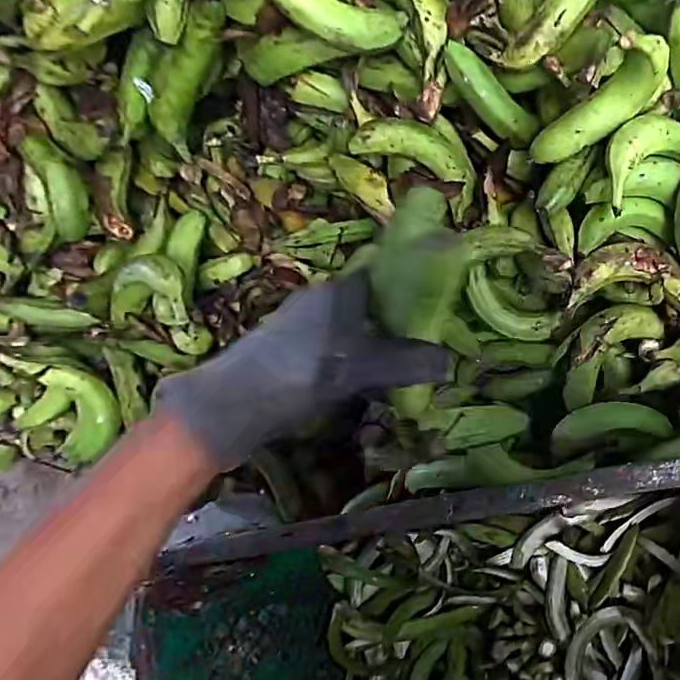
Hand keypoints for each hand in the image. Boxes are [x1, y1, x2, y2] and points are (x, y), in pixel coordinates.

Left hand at [154, 274, 447, 468]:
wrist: (229, 406)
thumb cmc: (296, 374)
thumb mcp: (357, 370)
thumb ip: (405, 363)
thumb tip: (450, 362)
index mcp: (337, 293)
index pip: (384, 273)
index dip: (414, 281)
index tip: (442, 298)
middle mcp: (322, 301)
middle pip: (374, 302)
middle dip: (404, 317)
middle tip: (435, 336)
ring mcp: (307, 326)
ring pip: (359, 326)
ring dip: (384, 341)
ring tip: (414, 360)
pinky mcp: (297, 350)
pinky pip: (344, 346)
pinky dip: (364, 358)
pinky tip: (376, 379)